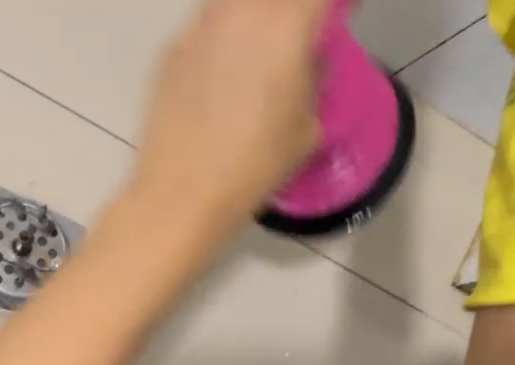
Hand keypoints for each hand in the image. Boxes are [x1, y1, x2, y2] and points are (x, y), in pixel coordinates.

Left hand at [129, 0, 329, 232]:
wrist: (180, 194)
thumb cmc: (252, 167)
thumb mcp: (306, 128)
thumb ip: (314, 77)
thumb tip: (308, 60)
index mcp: (288, 23)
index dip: (333, 6)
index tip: (342, 13)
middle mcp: (243, 9)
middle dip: (291, 10)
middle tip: (295, 32)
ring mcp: (201, 23)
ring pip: (235, 1)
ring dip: (252, 12)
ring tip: (254, 48)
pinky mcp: (172, 47)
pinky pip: (206, 23)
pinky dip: (220, 34)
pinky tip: (217, 72)